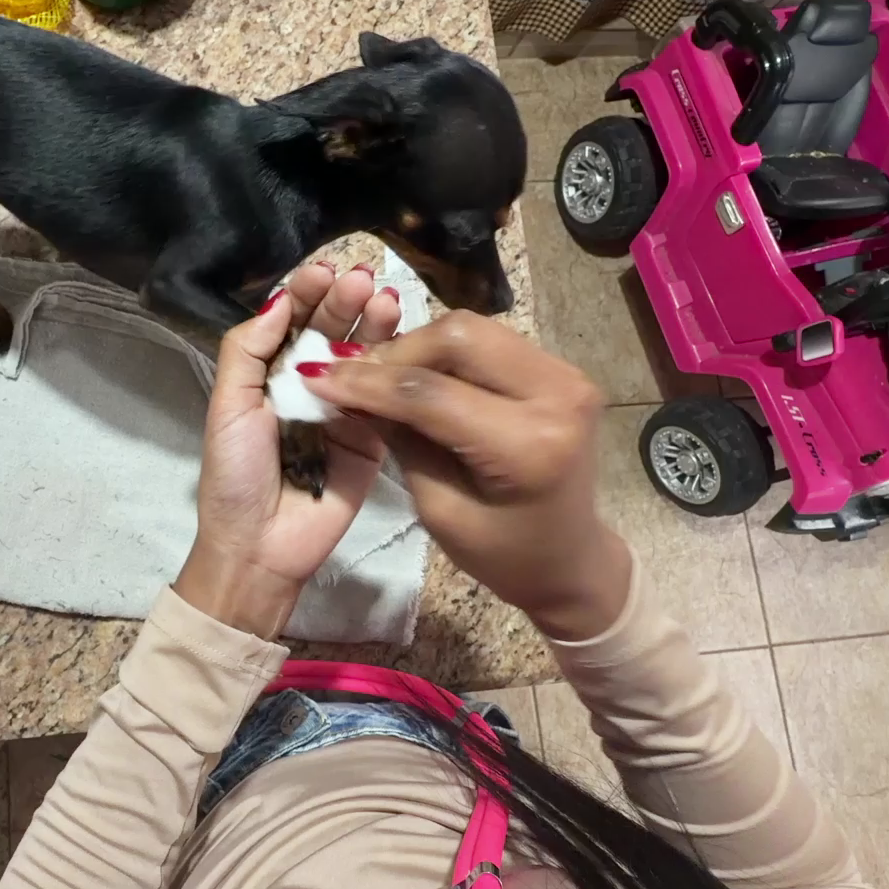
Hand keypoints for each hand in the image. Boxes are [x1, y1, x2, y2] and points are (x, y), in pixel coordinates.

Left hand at [175, 263, 402, 637]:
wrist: (261, 545)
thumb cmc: (236, 475)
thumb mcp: (227, 407)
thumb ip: (248, 351)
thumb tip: (277, 300)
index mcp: (269, 376)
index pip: (291, 323)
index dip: (305, 296)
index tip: (322, 271)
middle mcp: (308, 386)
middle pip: (330, 334)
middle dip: (342, 304)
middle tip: (361, 279)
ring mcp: (344, 411)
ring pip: (363, 358)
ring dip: (373, 326)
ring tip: (385, 298)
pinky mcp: (373, 438)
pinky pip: (385, 398)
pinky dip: (394, 368)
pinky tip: (402, 340)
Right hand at [301, 311, 632, 639]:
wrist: (571, 560)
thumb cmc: (502, 555)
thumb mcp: (437, 508)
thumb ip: (398, 439)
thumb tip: (346, 388)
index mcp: (529, 447)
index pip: (432, 394)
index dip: (368, 382)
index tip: (316, 378)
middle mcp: (558, 395)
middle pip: (458, 337)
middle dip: (395, 352)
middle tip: (351, 375)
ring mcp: (565, 374)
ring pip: (471, 329)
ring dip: (416, 347)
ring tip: (377, 375)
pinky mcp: (559, 368)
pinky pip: (488, 340)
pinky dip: (442, 351)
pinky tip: (413, 375)